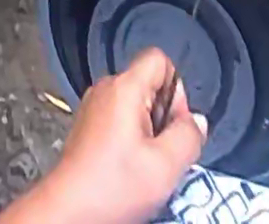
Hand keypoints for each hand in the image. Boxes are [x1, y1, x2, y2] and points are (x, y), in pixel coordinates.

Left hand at [0, 48, 206, 223]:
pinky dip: (132, 135)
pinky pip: (120, 116)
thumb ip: (188, 137)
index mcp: (124, 87)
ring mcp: (95, 103)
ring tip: (145, 163)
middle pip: (149, 83)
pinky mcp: (89, 121)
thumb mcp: (165, 167)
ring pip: (136, 102)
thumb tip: (197, 120)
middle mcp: (107, 86)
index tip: (175, 125)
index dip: (176, 89)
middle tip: (162, 151)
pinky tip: (129, 165)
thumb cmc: (114, 186)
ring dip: (149, 129)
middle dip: (164, 115)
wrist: (70, 208)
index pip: (159, 59)